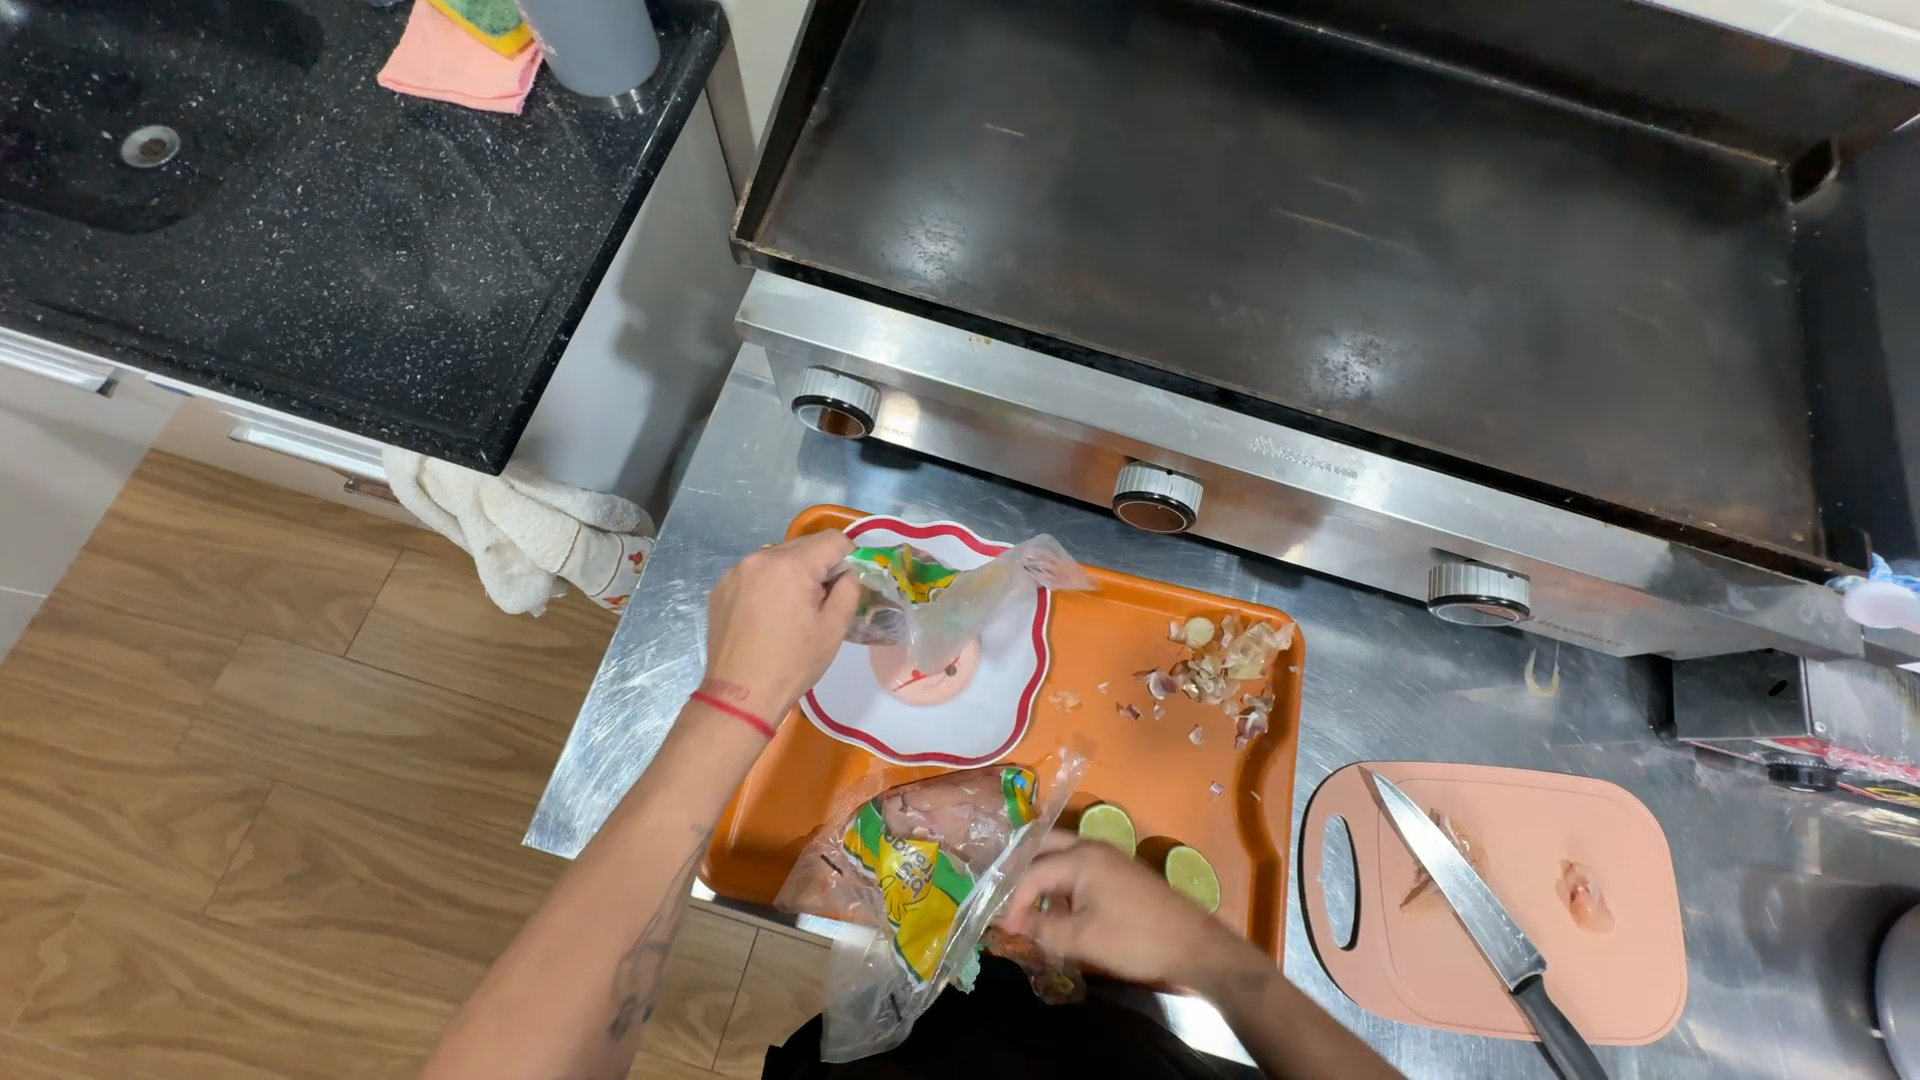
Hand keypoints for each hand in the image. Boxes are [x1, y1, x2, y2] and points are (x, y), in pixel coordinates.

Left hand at [702, 530, 861, 721]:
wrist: (740, 694)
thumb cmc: (793, 663)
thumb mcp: (834, 628)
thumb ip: (849, 589)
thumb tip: (850, 573)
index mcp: (791, 565)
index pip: (832, 540)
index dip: (848, 557)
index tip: (847, 583)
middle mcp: (760, 558)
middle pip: (803, 545)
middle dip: (819, 565)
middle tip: (821, 600)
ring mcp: (736, 571)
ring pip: (778, 558)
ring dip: (792, 573)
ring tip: (792, 609)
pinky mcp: (721, 588)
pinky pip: (755, 573)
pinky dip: (768, 584)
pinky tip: (767, 615)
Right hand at [999, 834, 1259, 989]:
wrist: (1193, 945)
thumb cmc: (1135, 940)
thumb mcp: (1083, 940)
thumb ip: (1043, 929)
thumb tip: (1014, 925)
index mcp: (1080, 857)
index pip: (1031, 872)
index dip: (1013, 901)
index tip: (1004, 929)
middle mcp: (1090, 845)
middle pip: (1042, 845)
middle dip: (1019, 868)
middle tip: (1002, 894)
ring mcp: (1107, 855)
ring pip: (1060, 853)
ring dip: (1040, 872)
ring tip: (1023, 900)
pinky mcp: (1118, 870)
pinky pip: (1077, 864)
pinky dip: (1059, 878)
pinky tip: (1055, 904)